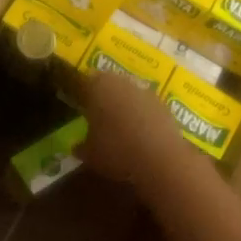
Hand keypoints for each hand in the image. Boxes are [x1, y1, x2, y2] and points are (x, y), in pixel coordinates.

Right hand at [75, 71, 198, 186]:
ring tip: (119, 126)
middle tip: (97, 116)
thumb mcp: (90, 154)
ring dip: (124, 105)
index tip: (77, 107)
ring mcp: (145, 92)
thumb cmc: (116, 151)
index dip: (80, 95)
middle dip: (103, 97)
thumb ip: (81, 146)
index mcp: (98, 87)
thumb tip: (77, 146)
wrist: (161, 159)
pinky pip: (146, 106)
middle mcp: (122, 82)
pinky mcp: (164, 104)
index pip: (84, 82)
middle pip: (108, 84)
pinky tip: (139, 134)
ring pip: (129, 94)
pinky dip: (141, 116)